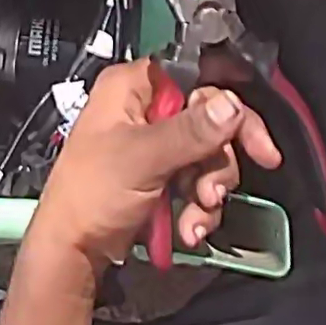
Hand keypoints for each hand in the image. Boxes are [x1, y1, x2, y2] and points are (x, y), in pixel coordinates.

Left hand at [27, 59, 282, 271]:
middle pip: (208, 119)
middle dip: (217, 161)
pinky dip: (198, 206)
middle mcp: (142, 108)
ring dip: (208, 190)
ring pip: (207, 154)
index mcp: (130, 87)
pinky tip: (188, 229)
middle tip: (216, 190)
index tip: (252, 140)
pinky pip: (196, 180)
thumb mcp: (143, 157)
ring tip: (195, 216)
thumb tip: (231, 104)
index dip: (224, 104)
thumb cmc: (92, 192)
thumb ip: (190, 132)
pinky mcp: (159, 174)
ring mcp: (152, 143)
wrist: (73, 248)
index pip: (192, 76)